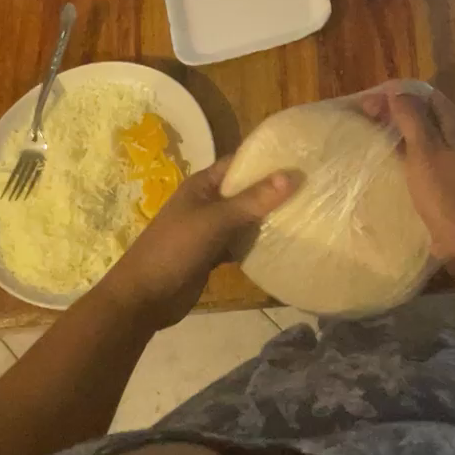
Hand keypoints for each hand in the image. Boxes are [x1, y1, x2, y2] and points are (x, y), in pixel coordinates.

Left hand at [97, 155, 295, 329]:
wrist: (143, 299)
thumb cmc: (175, 249)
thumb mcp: (216, 221)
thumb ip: (253, 200)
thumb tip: (292, 175)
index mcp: (203, 184)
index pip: (240, 162)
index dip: (267, 157)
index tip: (301, 156)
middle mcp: (208, 201)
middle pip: (246, 189)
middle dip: (273, 188)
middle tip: (312, 184)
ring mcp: (210, 228)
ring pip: (245, 217)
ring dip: (268, 216)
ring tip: (306, 210)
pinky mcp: (213, 253)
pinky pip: (241, 241)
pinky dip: (258, 242)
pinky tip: (283, 242)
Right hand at [364, 84, 454, 262]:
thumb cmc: (446, 194)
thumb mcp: (425, 151)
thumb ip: (411, 117)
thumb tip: (396, 91)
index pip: (423, 95)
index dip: (395, 93)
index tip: (367, 102)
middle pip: (423, 112)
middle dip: (393, 110)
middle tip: (362, 116)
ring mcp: (453, 157)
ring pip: (421, 133)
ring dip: (396, 129)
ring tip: (368, 132)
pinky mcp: (445, 178)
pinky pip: (422, 154)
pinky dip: (403, 149)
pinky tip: (385, 157)